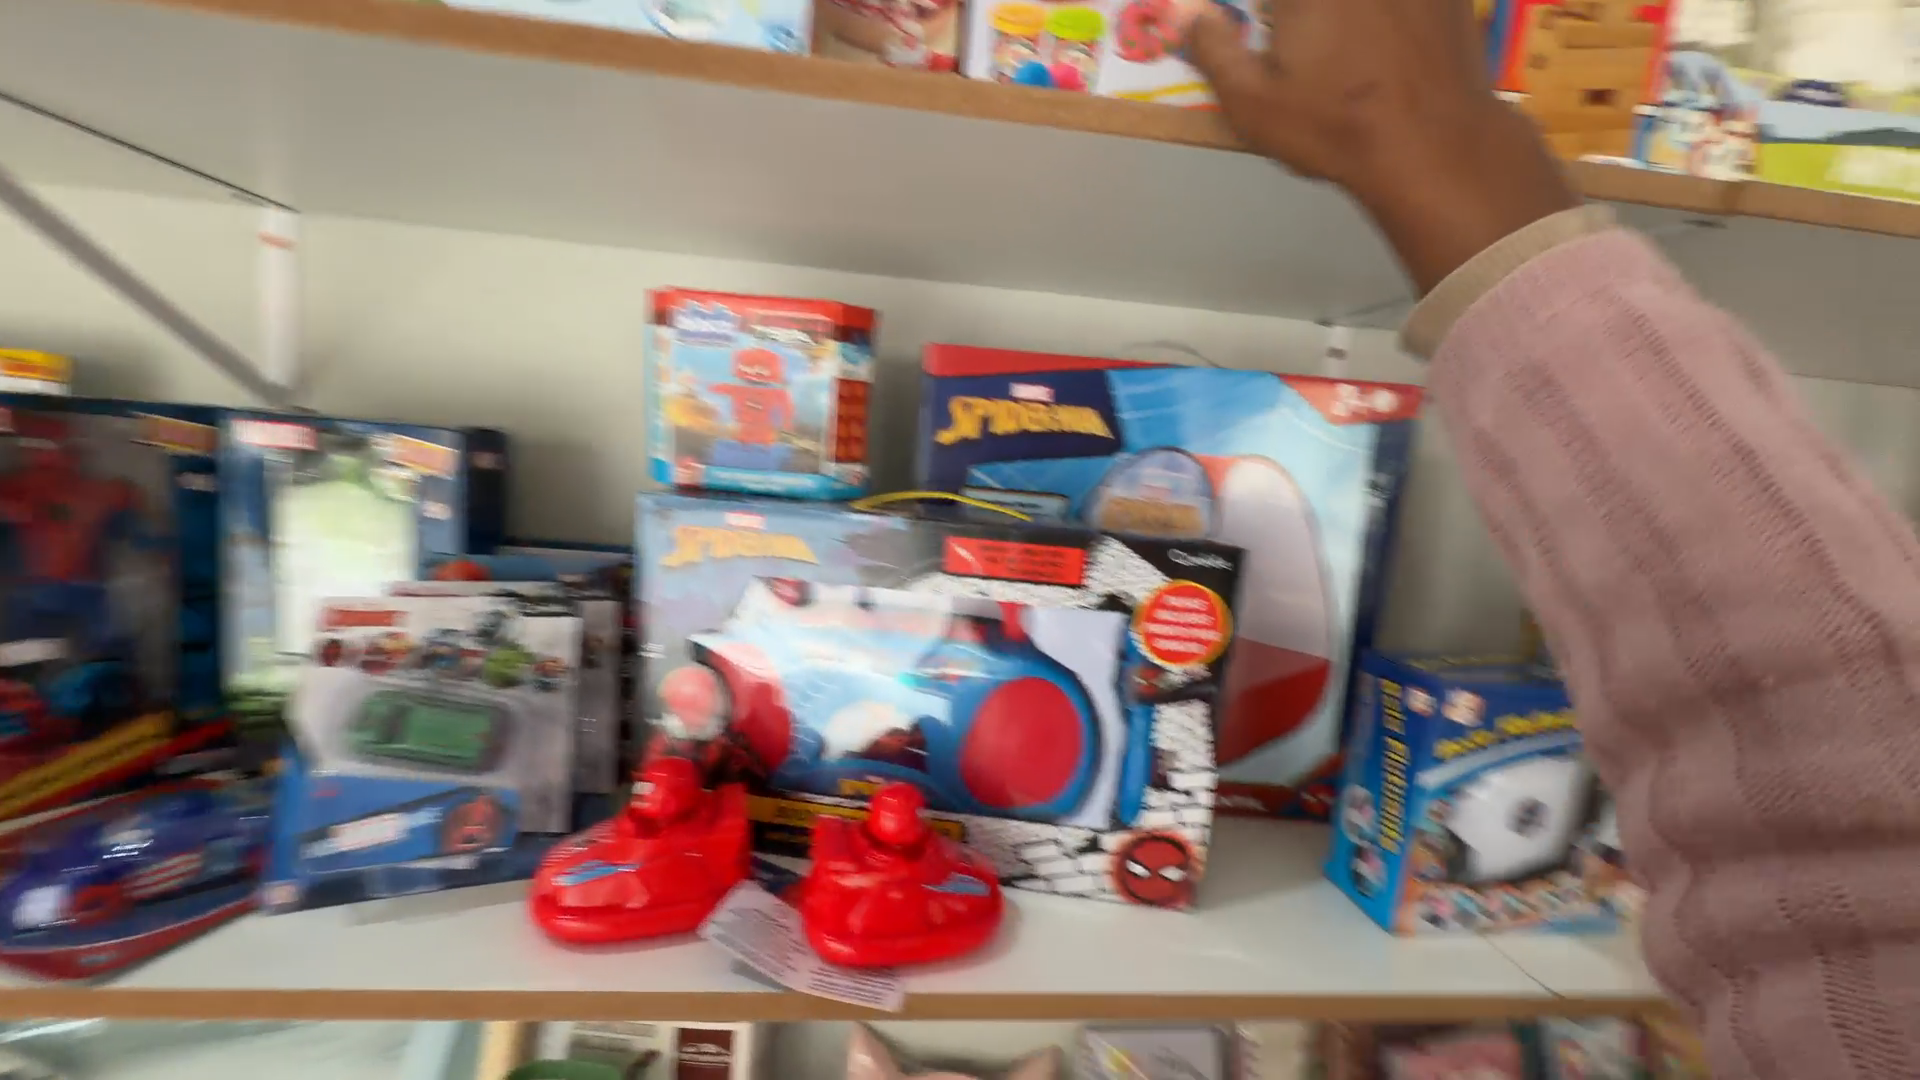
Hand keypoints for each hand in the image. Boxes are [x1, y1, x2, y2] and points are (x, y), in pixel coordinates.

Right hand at [1176, 0, 1579, 292]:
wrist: (1429, 141)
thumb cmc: (1329, 125)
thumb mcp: (1252, 102)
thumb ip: (1215, 50)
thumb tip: (1185, 12)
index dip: (1265, 16)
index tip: (1260, 34)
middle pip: (1307, 5)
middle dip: (1290, 19)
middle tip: (1296, 61)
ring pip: (1352, 8)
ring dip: (1339, 26)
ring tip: (1335, 70)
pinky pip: (1398, 4)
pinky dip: (1387, 19)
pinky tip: (1381, 53)